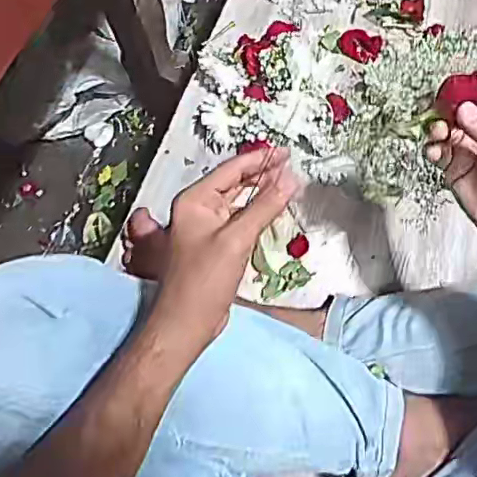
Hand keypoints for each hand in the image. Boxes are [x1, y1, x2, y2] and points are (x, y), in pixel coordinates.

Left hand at [124, 147, 301, 345]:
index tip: (286, 152)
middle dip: (263, 172)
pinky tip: (275, 206)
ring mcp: (207, 226)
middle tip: (291, 164)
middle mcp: (198, 208)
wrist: (186, 324)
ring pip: (239, 199)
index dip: (260, 159)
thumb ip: (266, 206)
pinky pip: (241, 217)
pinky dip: (258, 209)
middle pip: (235, 182)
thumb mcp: (238, 239)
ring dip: (263, 190)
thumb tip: (291, 179)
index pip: (231, 170)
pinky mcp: (217, 243)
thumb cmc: (204, 280)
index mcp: (195, 200)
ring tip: (288, 181)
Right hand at [425, 102, 476, 270]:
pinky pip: (439, 153)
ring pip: (447, 130)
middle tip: (442, 108)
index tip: (457, 88)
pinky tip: (436, 148)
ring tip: (439, 130)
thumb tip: (467, 112)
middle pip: (461, 111)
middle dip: (449, 107)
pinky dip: (432, 147)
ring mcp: (471, 153)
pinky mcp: (456, 172)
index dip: (471, 91)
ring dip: (439, 126)